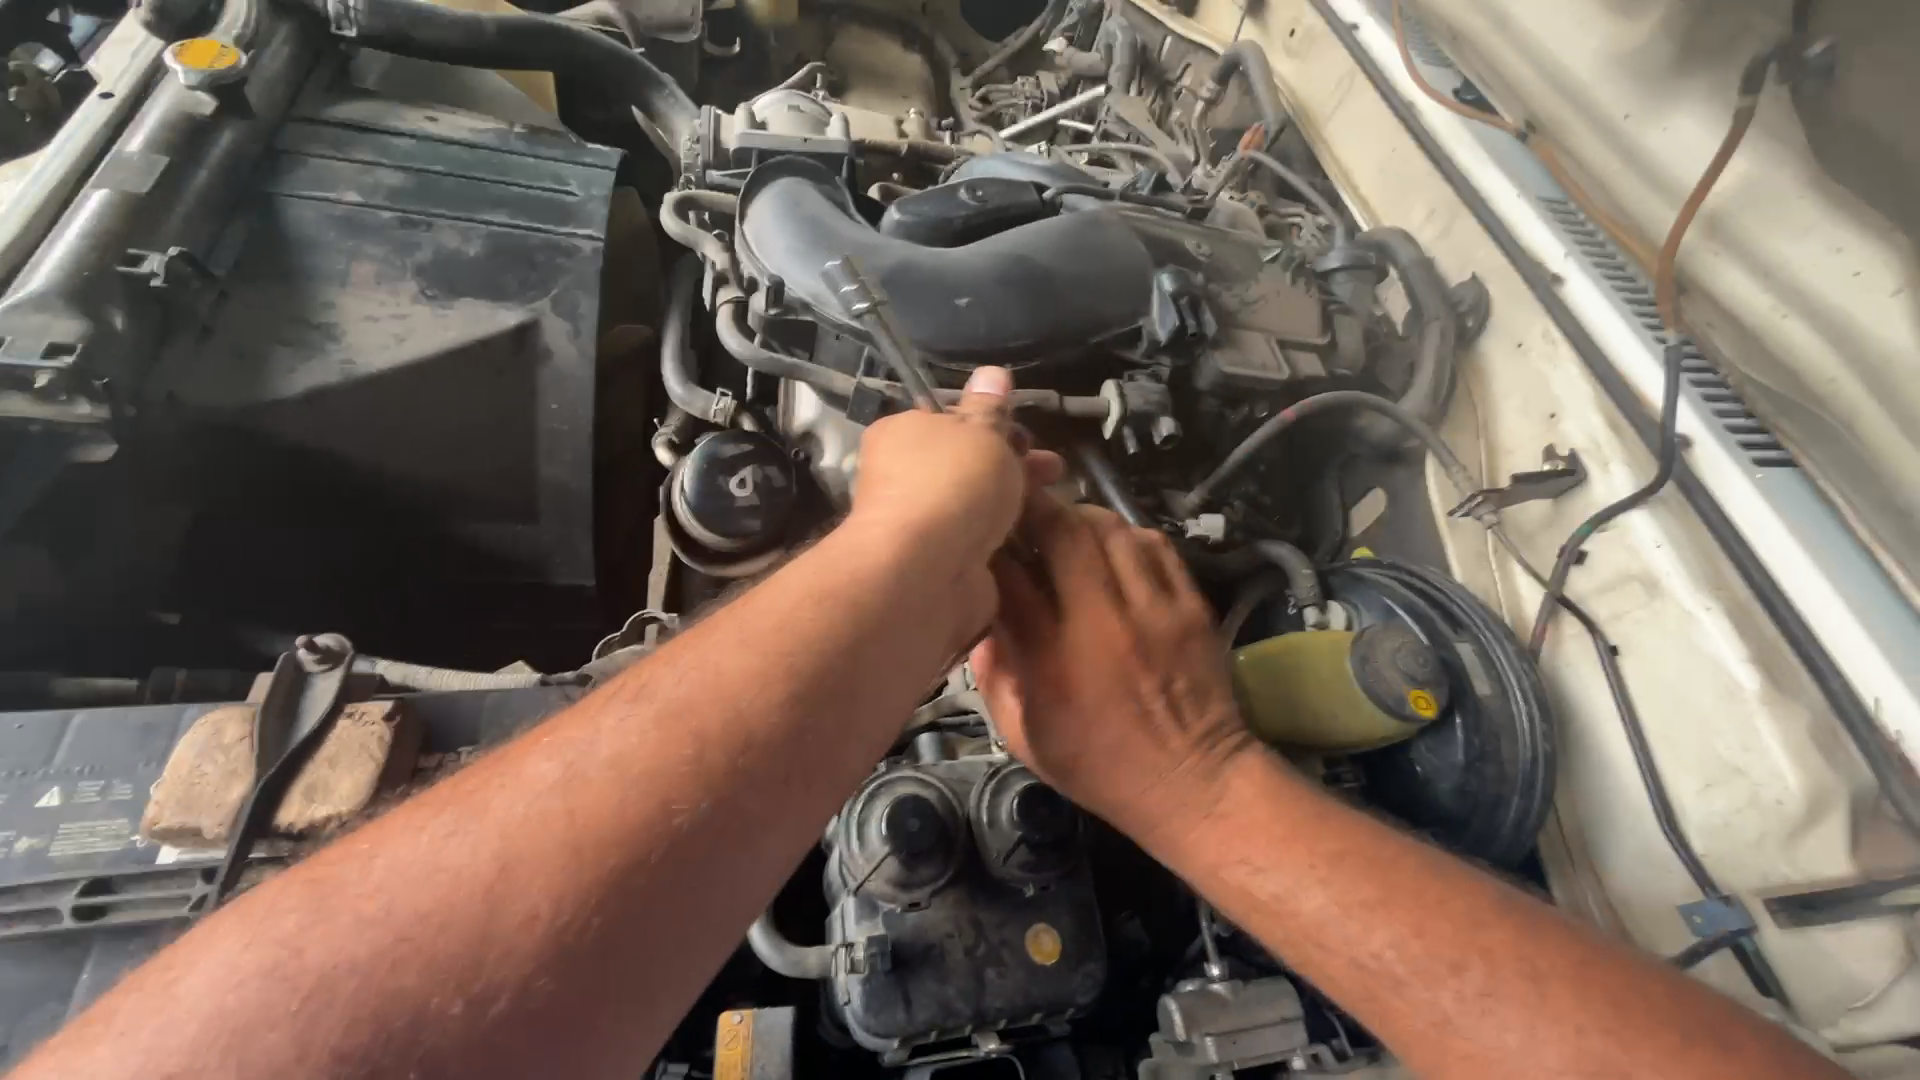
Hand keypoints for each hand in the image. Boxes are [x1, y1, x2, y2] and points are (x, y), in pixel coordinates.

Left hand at [847, 366, 1062, 646]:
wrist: (926, 571)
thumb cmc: (953, 484)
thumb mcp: (981, 431)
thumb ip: (991, 407)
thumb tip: (992, 372)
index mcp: (902, 433)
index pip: (947, 420)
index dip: (990, 423)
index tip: (1026, 433)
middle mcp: (902, 477)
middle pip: (965, 464)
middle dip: (1014, 463)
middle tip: (1054, 469)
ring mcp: (920, 525)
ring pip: (974, 505)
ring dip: (1013, 502)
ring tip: (1055, 503)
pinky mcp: (938, 564)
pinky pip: (977, 543)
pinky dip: (1003, 540)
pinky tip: (1035, 539)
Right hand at [971, 497, 1258, 848]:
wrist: (1194, 784)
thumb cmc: (1100, 768)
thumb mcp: (1023, 738)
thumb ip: (994, 675)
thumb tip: (982, 620)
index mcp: (1053, 660)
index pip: (1011, 577)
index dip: (991, 548)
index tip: (982, 539)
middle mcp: (1102, 622)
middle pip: (1063, 532)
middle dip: (1034, 507)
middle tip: (1019, 504)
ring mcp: (1155, 609)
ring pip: (1112, 528)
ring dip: (1080, 516)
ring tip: (1064, 523)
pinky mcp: (1191, 605)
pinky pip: (1155, 545)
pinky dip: (1127, 535)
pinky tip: (1112, 546)